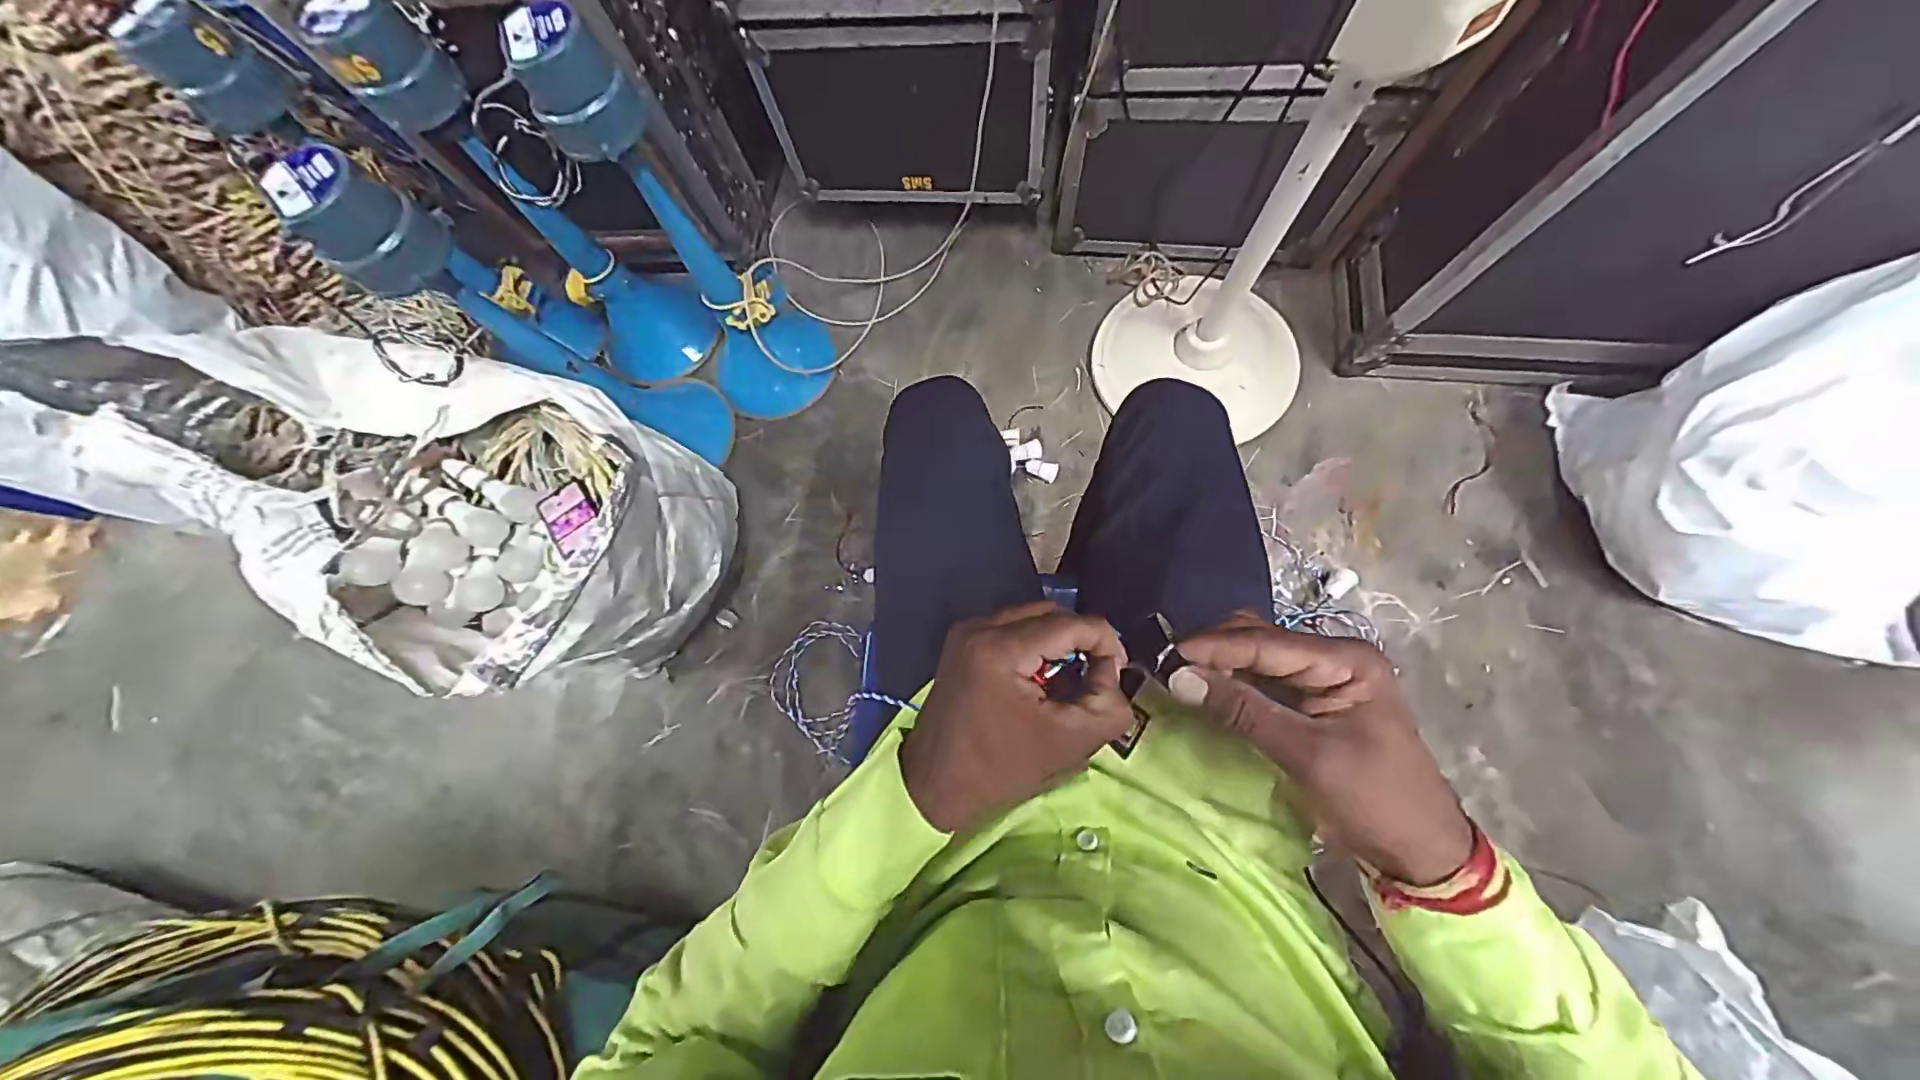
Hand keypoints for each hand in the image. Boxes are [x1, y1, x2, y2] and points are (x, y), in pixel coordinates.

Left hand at [898, 602, 1137, 833]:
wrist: (934, 785)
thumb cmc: (1000, 769)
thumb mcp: (1070, 742)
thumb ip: (1108, 702)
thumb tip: (1109, 668)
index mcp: (1001, 649)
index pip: (1071, 624)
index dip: (1105, 642)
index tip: (1116, 672)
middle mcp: (979, 628)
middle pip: (1051, 614)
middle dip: (1081, 641)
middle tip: (1097, 676)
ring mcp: (966, 632)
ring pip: (1031, 618)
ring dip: (1058, 642)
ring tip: (1069, 680)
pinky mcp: (961, 643)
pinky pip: (1011, 628)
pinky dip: (1034, 646)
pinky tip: (1041, 678)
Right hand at [1168, 617, 1472, 885]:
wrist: (1421, 852)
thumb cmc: (1376, 800)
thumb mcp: (1308, 755)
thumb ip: (1244, 711)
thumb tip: (1180, 678)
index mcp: (1346, 660)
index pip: (1265, 642)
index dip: (1213, 647)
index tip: (1166, 655)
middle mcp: (1331, 658)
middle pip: (1257, 638)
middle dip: (1212, 651)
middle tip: (1169, 670)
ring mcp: (1319, 678)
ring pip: (1253, 656)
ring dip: (1216, 665)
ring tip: (1178, 679)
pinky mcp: (1306, 701)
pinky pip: (1258, 680)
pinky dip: (1228, 683)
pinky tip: (1203, 691)